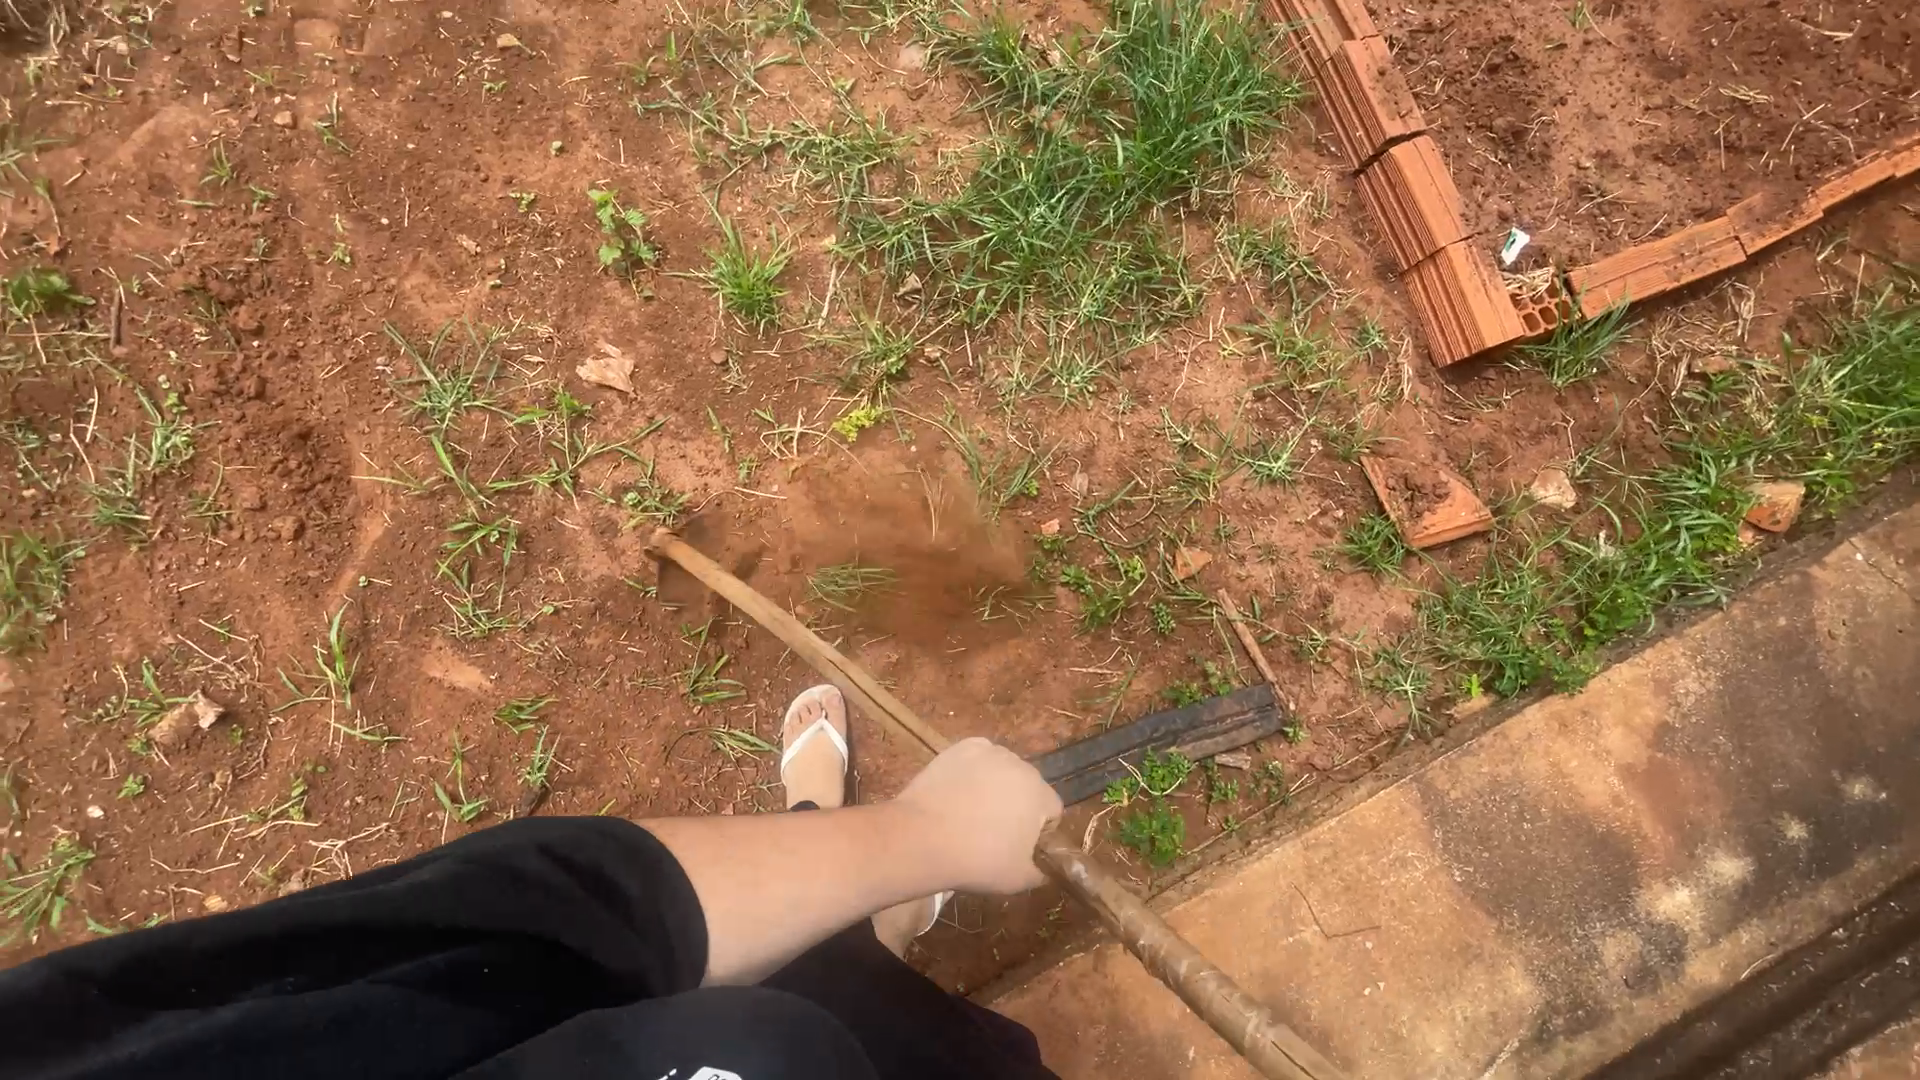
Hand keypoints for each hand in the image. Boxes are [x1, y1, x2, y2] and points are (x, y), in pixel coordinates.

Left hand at [894, 738, 1062, 894]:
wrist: (923, 837)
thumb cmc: (977, 860)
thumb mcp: (1019, 879)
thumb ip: (1040, 871)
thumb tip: (1041, 867)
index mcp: (1040, 794)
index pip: (1053, 810)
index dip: (1040, 830)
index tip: (1020, 846)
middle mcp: (1020, 765)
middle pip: (1029, 787)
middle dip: (1019, 805)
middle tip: (995, 831)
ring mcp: (989, 752)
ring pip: (1004, 770)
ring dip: (997, 785)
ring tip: (972, 811)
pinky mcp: (961, 747)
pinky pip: (978, 757)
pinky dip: (974, 770)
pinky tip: (959, 790)